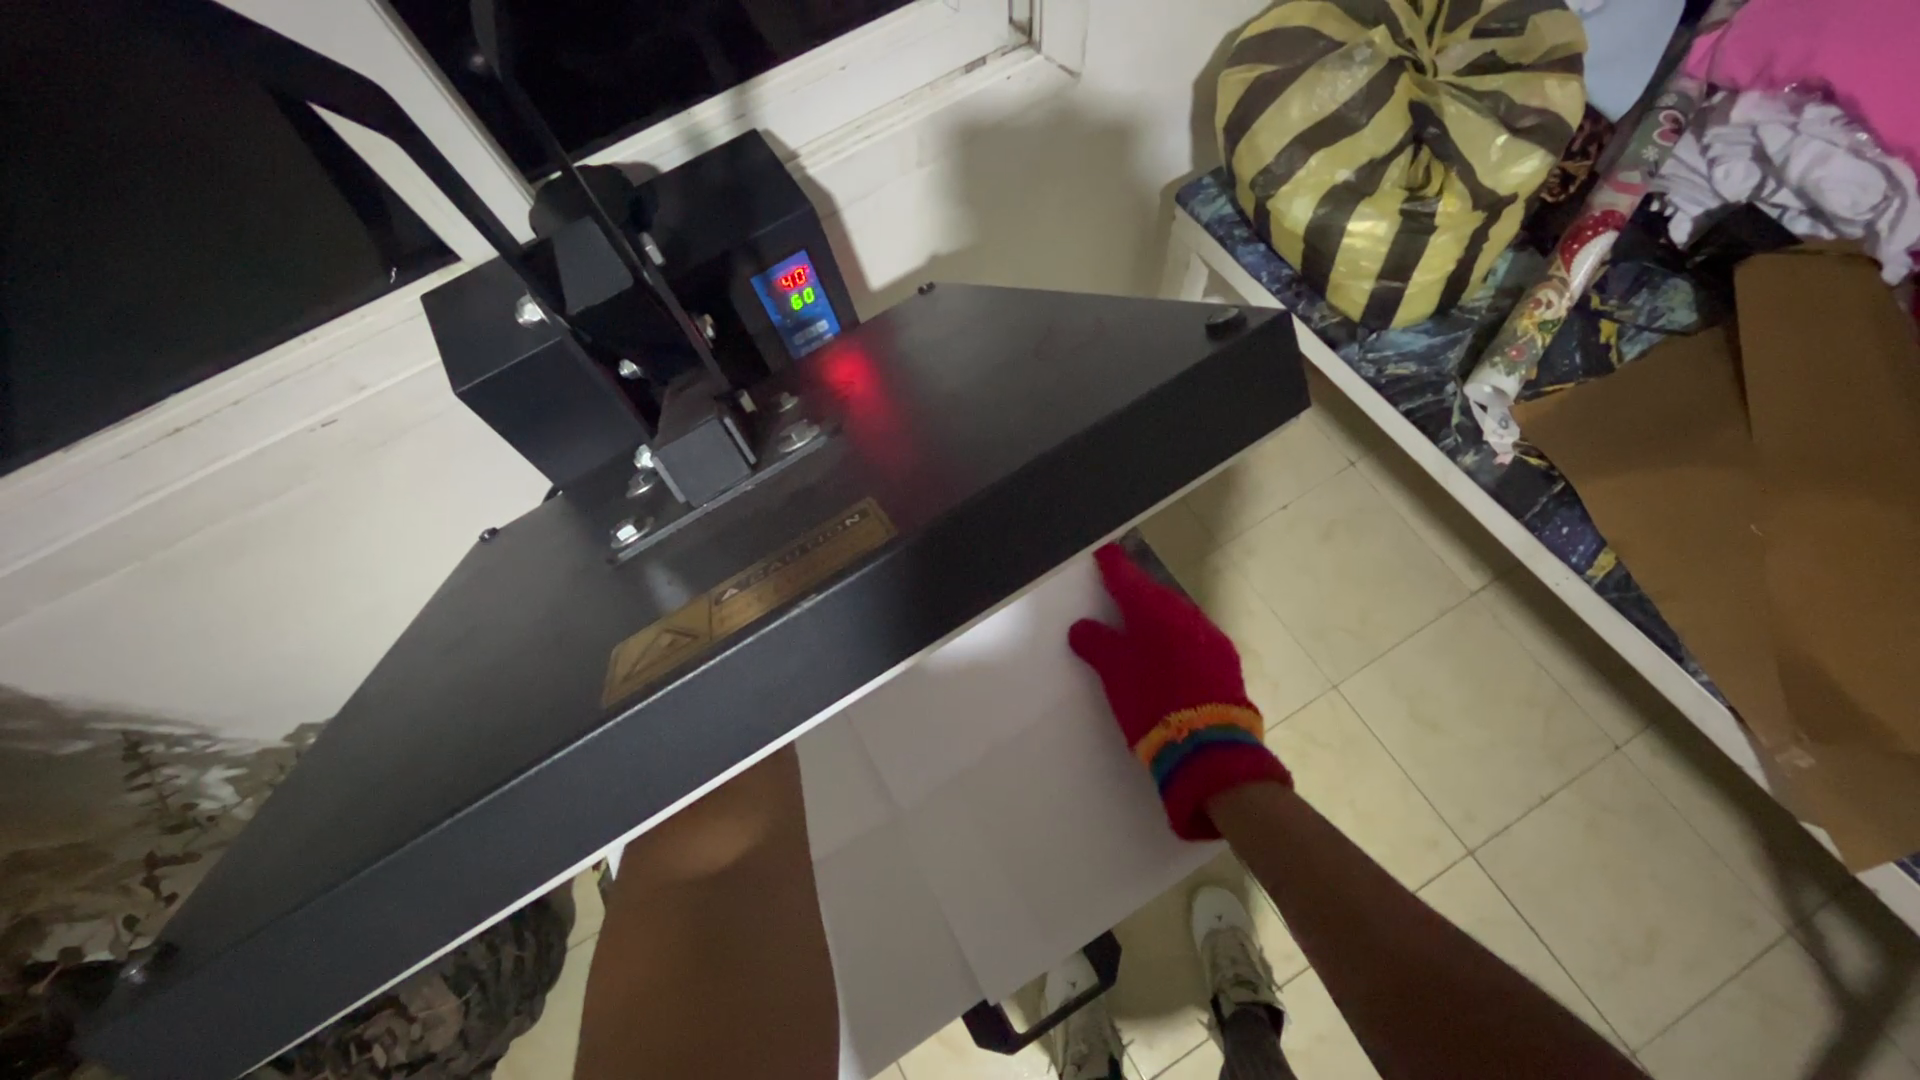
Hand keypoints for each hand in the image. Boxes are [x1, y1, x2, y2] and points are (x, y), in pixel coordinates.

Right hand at [1069, 543, 1289, 839]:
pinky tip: (1171, 654)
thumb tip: (1082, 627)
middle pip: (1155, 594)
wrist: (1207, 745)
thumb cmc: (1150, 702)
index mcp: (1152, 610)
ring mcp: (1210, 636)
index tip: (1104, 551)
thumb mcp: (1113, 673)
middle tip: (1118, 593)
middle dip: (1137, 592)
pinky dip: (1178, 639)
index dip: (1113, 564)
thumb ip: (1096, 644)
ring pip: (1177, 615)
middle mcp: (1184, 614)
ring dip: (1159, 617)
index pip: (1127, 577)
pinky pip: (1194, 637)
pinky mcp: (1226, 660)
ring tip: (1142, 628)